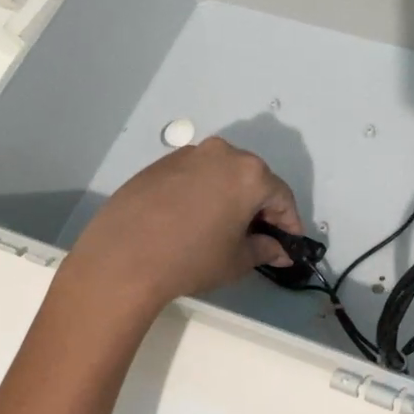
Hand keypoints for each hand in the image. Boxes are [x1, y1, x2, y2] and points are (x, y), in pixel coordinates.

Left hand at [64, 137, 302, 310]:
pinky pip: (195, 175)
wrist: (123, 256)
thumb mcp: (236, 260)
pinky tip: (193, 219)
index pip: (281, 197)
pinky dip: (204, 193)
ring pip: (222, 174)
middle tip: (257, 236)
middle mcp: (222, 153)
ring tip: (224, 227)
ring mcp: (189, 154)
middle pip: (253, 179)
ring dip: (231, 196)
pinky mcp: (161, 163)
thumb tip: (280, 251)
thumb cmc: (192, 258)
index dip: (289, 223)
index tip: (288, 245)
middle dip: (260, 206)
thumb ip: (265, 249)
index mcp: (250, 174)